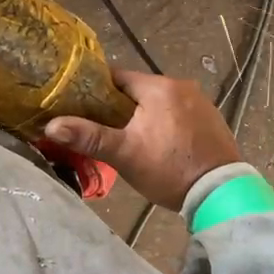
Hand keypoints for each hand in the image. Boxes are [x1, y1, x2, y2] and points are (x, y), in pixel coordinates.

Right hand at [40, 69, 238, 209]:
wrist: (223, 195)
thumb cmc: (169, 168)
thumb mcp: (123, 153)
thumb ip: (87, 136)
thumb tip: (50, 126)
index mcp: (158, 87)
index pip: (116, 77)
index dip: (95, 91)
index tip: (80, 106)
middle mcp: (182, 86)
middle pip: (136, 89)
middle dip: (117, 105)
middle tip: (99, 126)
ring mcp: (200, 103)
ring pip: (157, 102)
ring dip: (141, 115)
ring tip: (125, 136)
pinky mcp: (212, 120)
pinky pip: (176, 112)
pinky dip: (162, 122)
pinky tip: (156, 142)